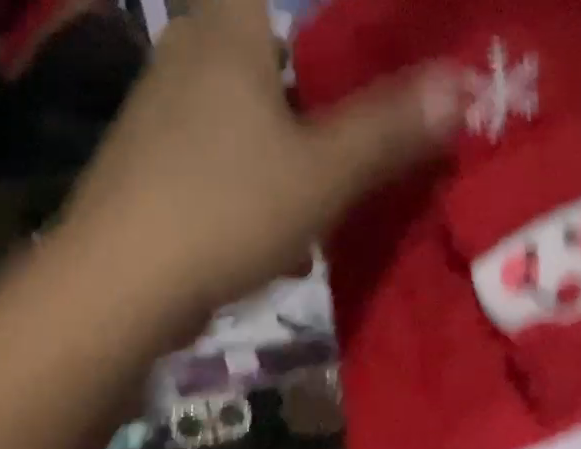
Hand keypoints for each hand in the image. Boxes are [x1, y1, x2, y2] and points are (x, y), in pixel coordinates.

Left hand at [58, 0, 460, 328]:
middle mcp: (186, 57)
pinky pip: (221, 161)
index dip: (327, 13)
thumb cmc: (224, 210)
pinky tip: (282, 243)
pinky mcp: (150, 171)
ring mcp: (161, 116)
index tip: (362, 43)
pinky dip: (257, 189)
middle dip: (319, 90)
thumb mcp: (323, 174)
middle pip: (267, 50)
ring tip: (333, 193)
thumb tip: (463, 83)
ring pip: (246, 114)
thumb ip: (390, 129)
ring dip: (292, 150)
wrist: (118, 288)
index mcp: (225, 32)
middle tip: (366, 124)